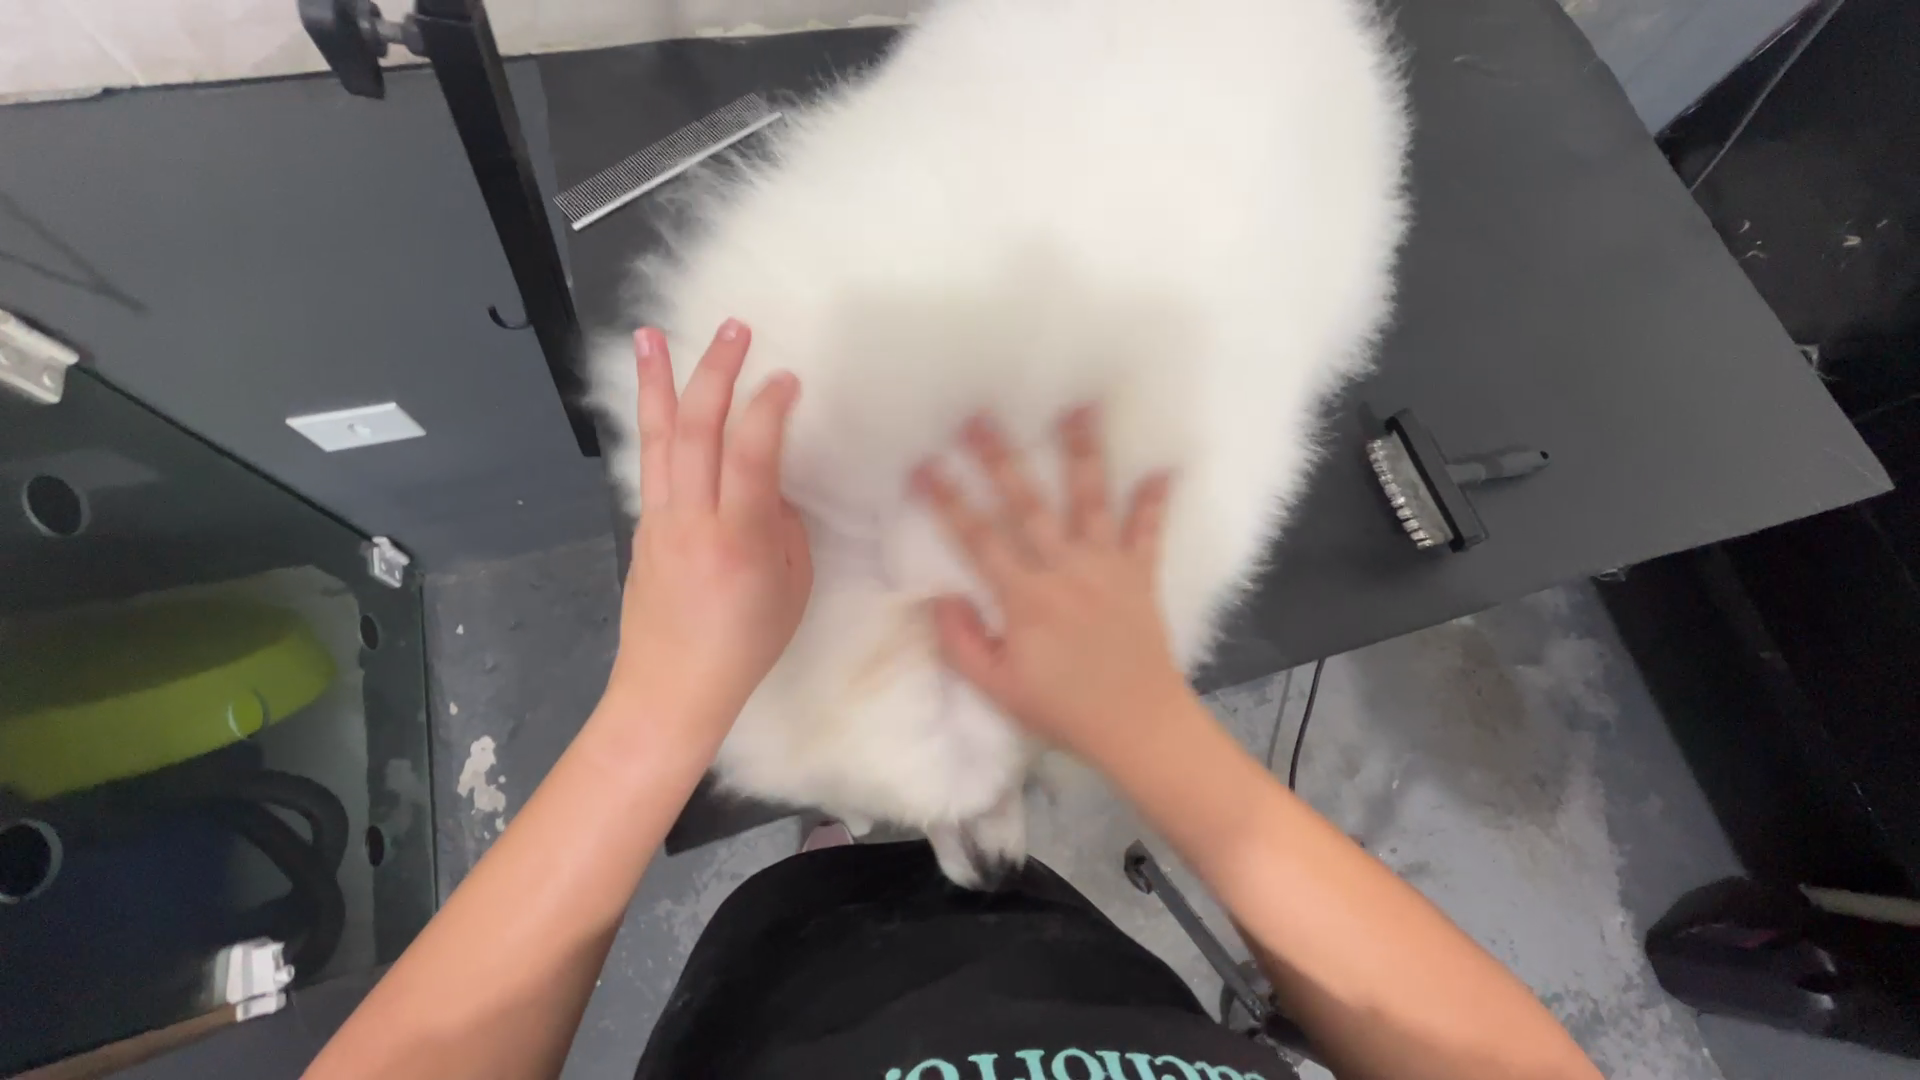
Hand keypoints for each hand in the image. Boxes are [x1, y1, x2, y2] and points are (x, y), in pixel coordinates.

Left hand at [610, 319, 811, 734]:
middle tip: (732, 329)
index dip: (768, 407)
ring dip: (657, 382)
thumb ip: (784, 528)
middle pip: (697, 430)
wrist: (672, 687)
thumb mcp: (791, 588)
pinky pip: (650, 463)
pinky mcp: (642, 526)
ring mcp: (658, 520)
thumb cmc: (745, 645)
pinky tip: (657, 400)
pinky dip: (654, 422)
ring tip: (650, 336)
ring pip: (657, 438)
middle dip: (714, 372)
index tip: (786, 378)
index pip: (751, 453)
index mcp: (739, 537)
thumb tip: (772, 488)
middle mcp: (691, 519)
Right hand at [913, 407, 1186, 764]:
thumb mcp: (997, 688)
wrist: (1138, 726)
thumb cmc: (1063, 709)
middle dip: (1000, 459)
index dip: (947, 501)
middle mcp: (1065, 570)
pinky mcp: (1140, 576)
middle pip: (1026, 505)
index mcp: (1026, 598)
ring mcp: (1107, 568)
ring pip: (1090, 500)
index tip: (923, 466)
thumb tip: (940, 596)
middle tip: (980, 417)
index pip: (977, 539)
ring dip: (1082, 452)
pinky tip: (1165, 467)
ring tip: (1079, 407)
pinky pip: (1148, 532)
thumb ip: (961, 641)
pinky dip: (1155, 500)